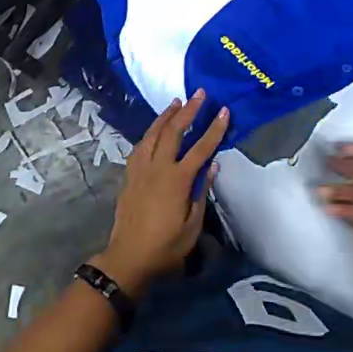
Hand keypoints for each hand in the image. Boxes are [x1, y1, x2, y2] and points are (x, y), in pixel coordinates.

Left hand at [92, 91, 229, 295]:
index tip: (223, 110)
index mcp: (176, 180)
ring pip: (152, 134)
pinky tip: (154, 130)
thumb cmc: (166, 247)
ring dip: (165, 116)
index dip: (214, 129)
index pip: (200, 148)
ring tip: (176, 102)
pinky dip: (149, 133)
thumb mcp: (192, 225)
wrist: (128, 258)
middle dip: (187, 111)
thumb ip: (201, 192)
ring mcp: (139, 170)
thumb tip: (212, 165)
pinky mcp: (129, 176)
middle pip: (173, 132)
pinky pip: (140, 147)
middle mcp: (157, 168)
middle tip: (198, 93)